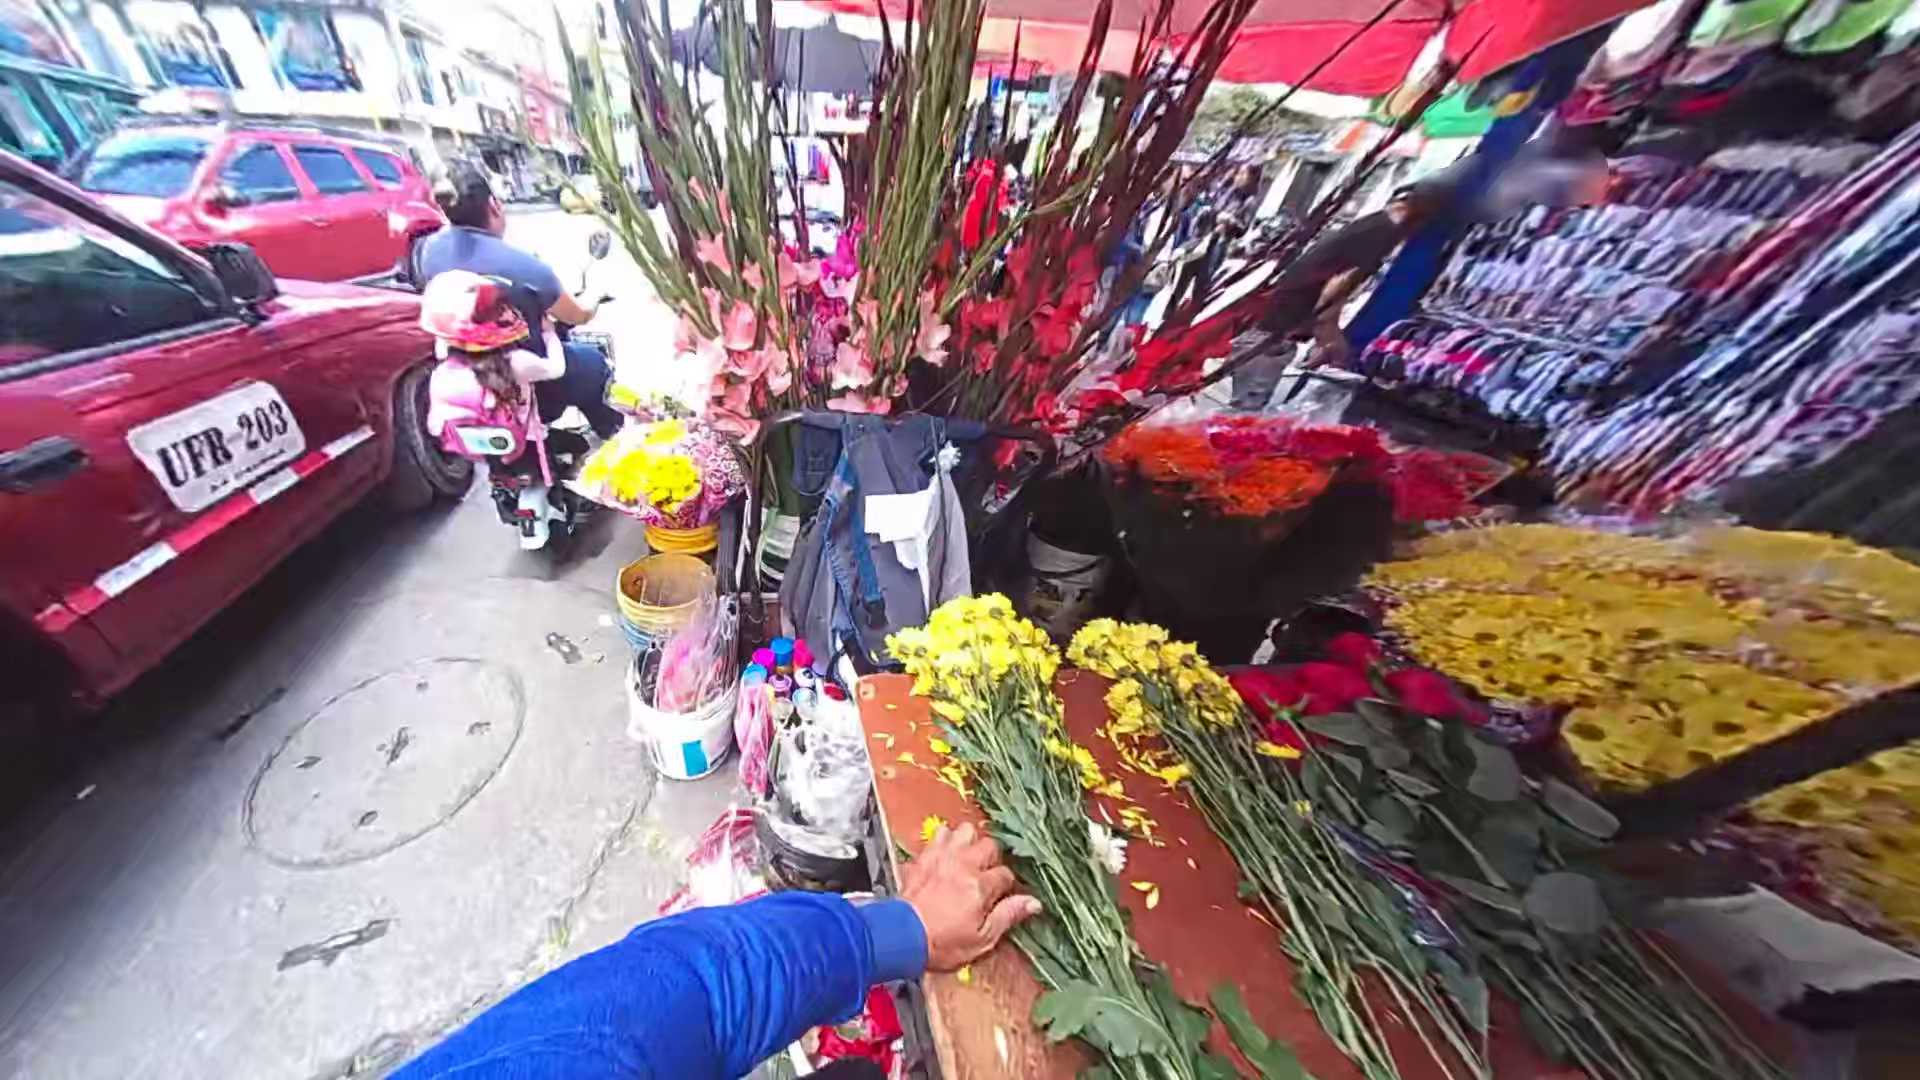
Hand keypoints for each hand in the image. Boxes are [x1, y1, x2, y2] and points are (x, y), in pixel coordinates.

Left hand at [902, 822, 1042, 971]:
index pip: (1006, 874)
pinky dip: (947, 837)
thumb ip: (1008, 916)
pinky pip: (942, 831)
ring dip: (971, 841)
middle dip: (992, 858)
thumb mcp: (982, 940)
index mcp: (981, 886)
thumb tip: (1034, 902)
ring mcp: (945, 854)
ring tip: (969, 857)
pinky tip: (948, 851)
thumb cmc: (942, 943)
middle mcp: (966, 864)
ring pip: (967, 830)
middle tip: (986, 874)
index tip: (1001, 893)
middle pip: (991, 845)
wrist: (902, 934)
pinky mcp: (928, 853)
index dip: (1006, 885)